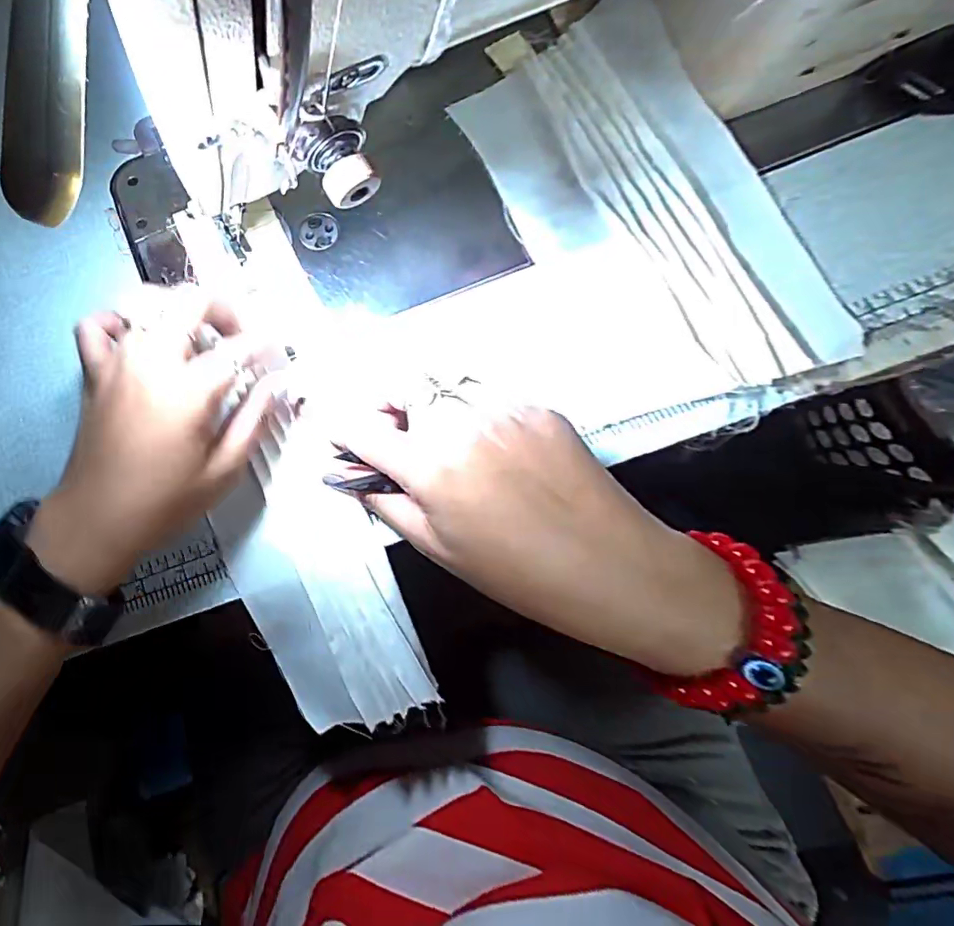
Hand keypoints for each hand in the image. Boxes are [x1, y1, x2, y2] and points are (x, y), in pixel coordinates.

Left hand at [28, 286, 285, 594]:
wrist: (96, 522)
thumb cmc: (165, 503)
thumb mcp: (223, 471)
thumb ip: (254, 418)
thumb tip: (276, 381)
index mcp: (189, 389)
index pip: (238, 347)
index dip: (265, 347)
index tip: (276, 357)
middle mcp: (152, 360)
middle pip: (192, 301)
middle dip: (225, 310)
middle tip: (239, 338)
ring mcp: (117, 361)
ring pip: (148, 304)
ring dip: (180, 313)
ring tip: (197, 340)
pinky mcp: (93, 371)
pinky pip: (97, 325)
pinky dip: (117, 322)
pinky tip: (135, 340)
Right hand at [330, 383, 743, 675]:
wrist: (612, 566)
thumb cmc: (517, 572)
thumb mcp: (438, 547)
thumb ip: (388, 503)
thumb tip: (354, 477)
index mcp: (430, 466)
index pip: (362, 427)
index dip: (342, 428)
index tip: (340, 435)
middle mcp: (461, 424)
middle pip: (401, 383)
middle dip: (386, 404)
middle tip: (393, 434)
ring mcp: (503, 408)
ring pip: (444, 382)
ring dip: (428, 402)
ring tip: (440, 437)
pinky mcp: (536, 406)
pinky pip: (486, 394)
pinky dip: (471, 410)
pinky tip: (488, 445)